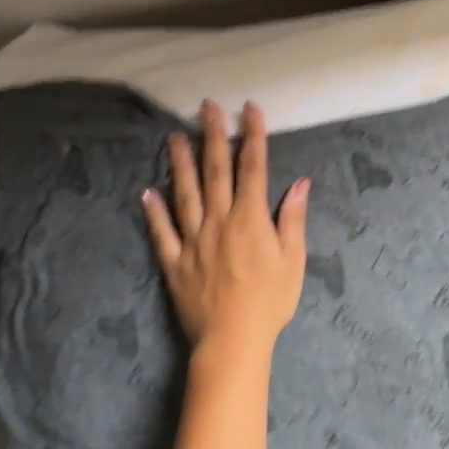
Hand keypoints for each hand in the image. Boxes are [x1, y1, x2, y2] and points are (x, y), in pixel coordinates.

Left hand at [142, 100, 309, 357]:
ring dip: (181, 163)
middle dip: (212, 135)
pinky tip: (147, 191)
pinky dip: (153, 211)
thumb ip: (293, 219)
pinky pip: (161, 232)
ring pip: (185, 193)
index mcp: (251, 219)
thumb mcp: (293, 260)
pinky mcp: (174, 262)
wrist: (233, 341)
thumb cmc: (271, 301)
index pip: (253, 168)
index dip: (252, 136)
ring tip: (174, 136)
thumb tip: (301, 183)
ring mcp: (193, 240)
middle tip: (207, 107)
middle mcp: (219, 221)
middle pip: (216, 171)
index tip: (249, 109)